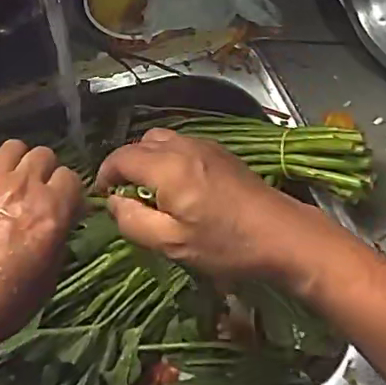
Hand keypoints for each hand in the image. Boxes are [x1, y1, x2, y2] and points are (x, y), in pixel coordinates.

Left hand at [0, 139, 82, 381]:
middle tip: (39, 194)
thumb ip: (59, 240)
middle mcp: (24, 187)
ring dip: (20, 162)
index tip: (64, 206)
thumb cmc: (0, 305)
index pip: (72, 178)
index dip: (69, 193)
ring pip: (16, 147)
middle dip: (46, 173)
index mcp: (50, 212)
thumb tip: (61, 223)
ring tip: (15, 182)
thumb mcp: (47, 281)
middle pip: (44, 155)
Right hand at [96, 129, 344, 289]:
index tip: (102, 198)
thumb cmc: (226, 244)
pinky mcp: (219, 150)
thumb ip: (134, 221)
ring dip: (147, 159)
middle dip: (126, 165)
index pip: (120, 158)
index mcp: (166, 166)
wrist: (283, 235)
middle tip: (126, 197)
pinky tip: (180, 186)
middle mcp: (181, 146)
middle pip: (139, 144)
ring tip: (152, 191)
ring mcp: (203, 144)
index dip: (104, 175)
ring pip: (160, 140)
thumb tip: (113, 203)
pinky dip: (168, 158)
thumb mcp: (172, 244)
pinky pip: (181, 145)